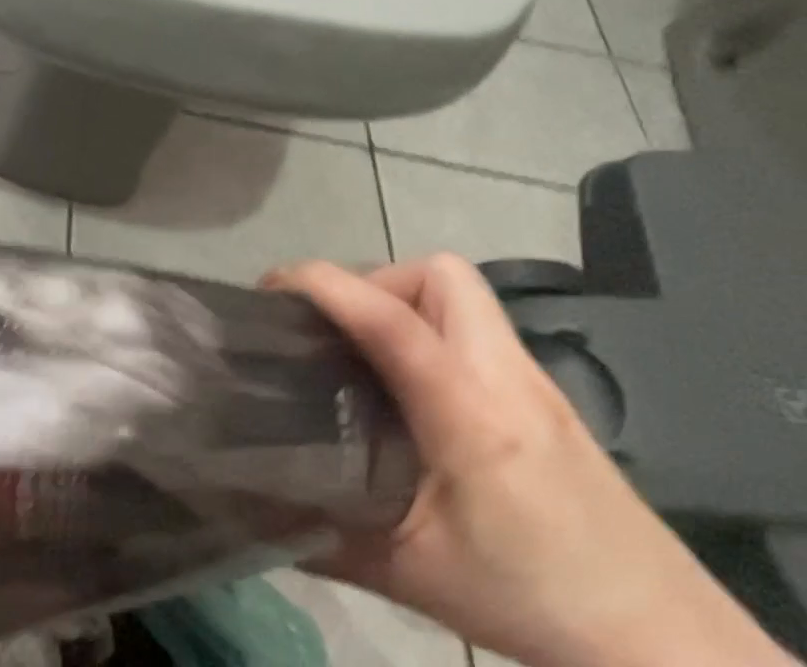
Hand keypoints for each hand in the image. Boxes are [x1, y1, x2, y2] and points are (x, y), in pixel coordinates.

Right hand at [264, 256, 793, 666]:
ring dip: (399, 304)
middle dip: (370, 282)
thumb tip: (244, 507)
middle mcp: (507, 380)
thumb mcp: (407, 573)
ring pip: (462, 298)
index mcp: (470, 414)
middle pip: (440, 276)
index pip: (392, 318)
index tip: (268, 289)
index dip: (323, 285)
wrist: (662, 642)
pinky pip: (475, 333)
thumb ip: (319, 532)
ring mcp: (534, 386)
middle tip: (324, 328)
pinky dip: (427, 334)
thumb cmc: (528, 597)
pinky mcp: (546, 402)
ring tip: (353, 355)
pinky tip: (401, 392)